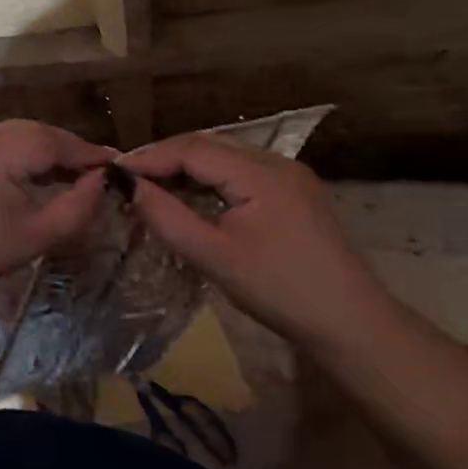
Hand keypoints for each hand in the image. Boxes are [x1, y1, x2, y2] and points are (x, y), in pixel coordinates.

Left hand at [0, 120, 114, 300]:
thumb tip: (101, 180)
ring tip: (72, 167)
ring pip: (16, 131)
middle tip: (95, 166)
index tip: (114, 161)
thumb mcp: (39, 235)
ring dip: (46, 144)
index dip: (84, 151)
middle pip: (33, 130)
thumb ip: (77, 206)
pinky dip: (22, 148)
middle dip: (67, 145)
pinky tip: (38, 168)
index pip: (50, 142)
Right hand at [120, 134, 392, 346]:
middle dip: (165, 156)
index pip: (193, 149)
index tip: (115, 170)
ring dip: (186, 165)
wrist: (351, 323)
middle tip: (129, 175)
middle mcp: (276, 162)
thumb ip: (168, 218)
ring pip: (225, 156)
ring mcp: (289, 176)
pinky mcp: (293, 192)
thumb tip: (132, 187)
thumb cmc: (280, 290)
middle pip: (209, 144)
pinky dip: (209, 177)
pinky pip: (240, 171)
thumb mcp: (214, 257)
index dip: (151, 156)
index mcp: (260, 173)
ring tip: (152, 183)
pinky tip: (192, 194)